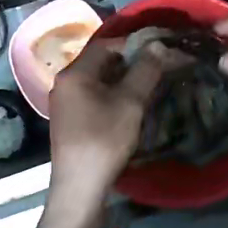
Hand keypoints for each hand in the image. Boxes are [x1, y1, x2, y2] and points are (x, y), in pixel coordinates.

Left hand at [46, 38, 169, 205]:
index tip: (163, 49)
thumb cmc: (104, 139)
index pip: (106, 45)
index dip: (135, 44)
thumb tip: (159, 45)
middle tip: (163, 65)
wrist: (80, 183)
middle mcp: (64, 83)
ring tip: (154, 82)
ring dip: (125, 78)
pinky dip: (114, 93)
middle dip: (132, 60)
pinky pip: (94, 95)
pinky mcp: (70, 118)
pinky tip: (134, 101)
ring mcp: (65, 102)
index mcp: (73, 73)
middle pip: (101, 61)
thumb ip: (145, 70)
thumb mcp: (130, 102)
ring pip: (98, 80)